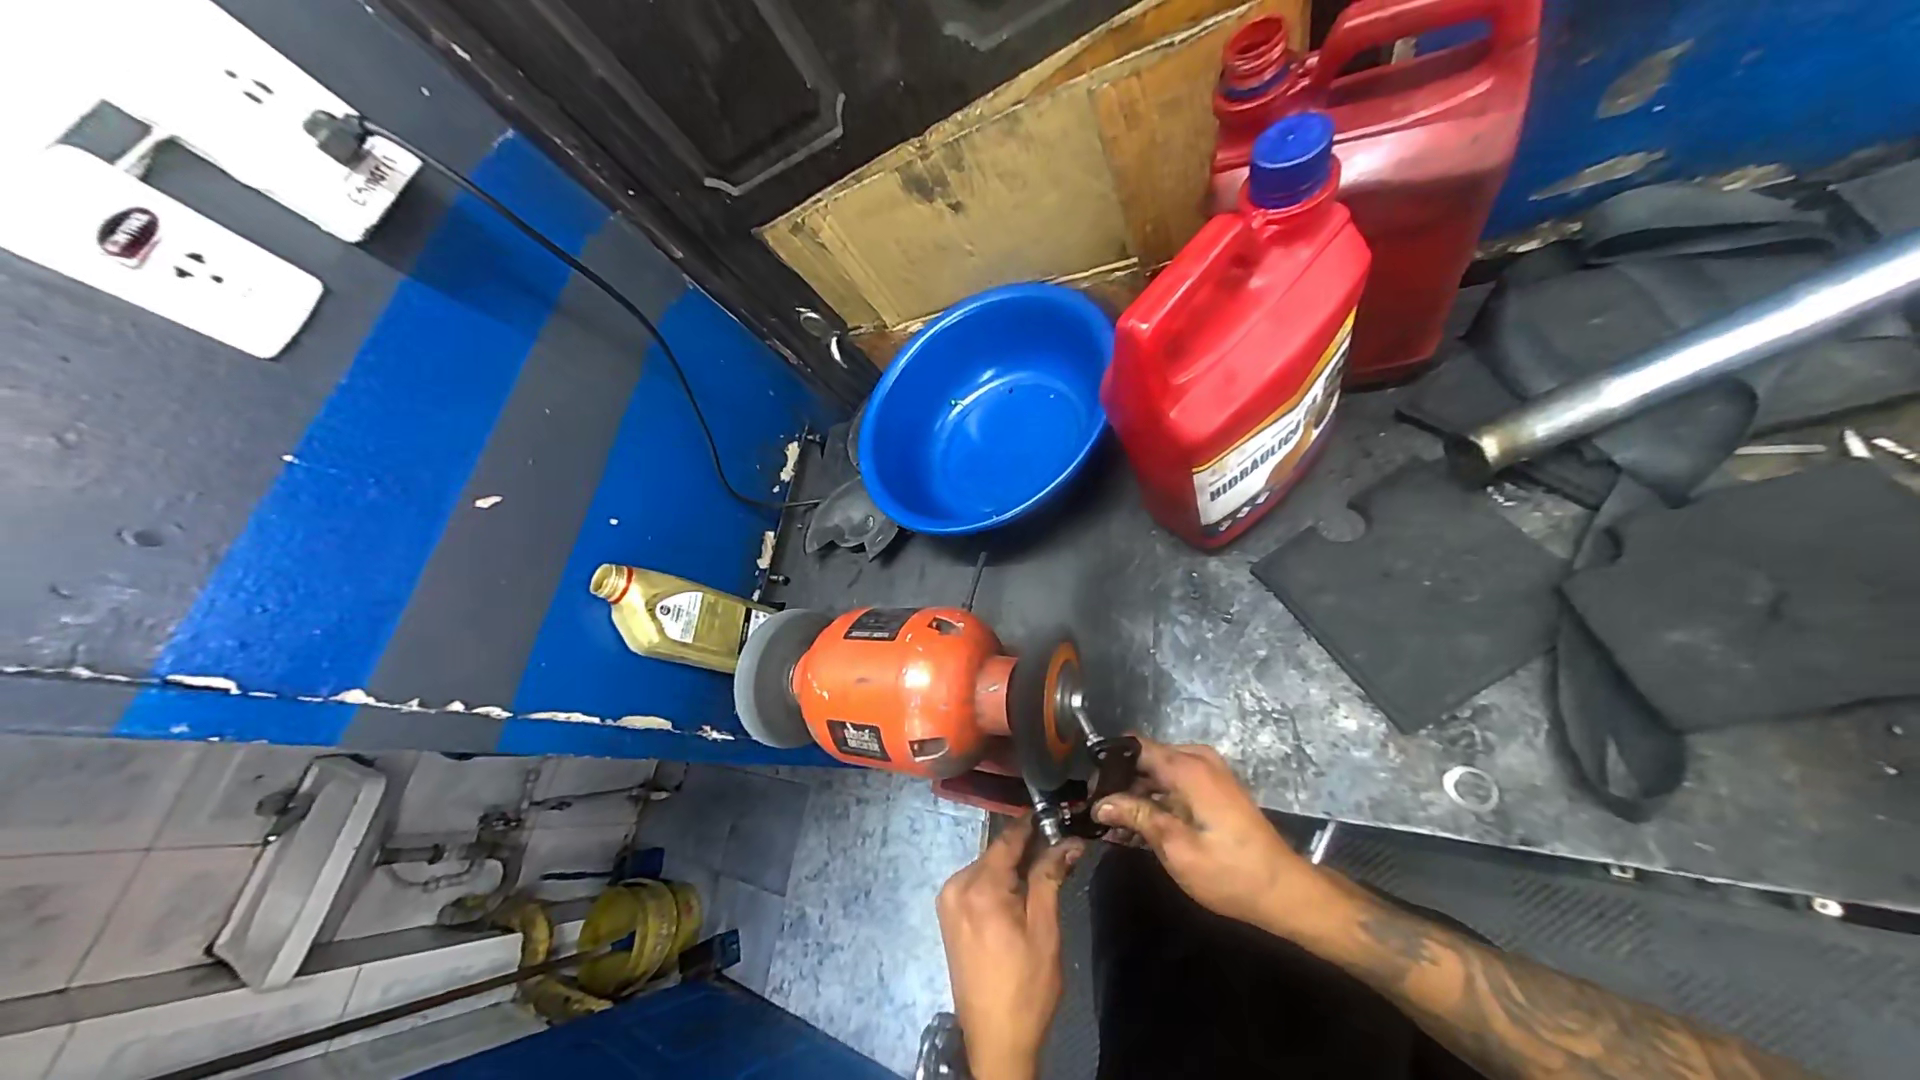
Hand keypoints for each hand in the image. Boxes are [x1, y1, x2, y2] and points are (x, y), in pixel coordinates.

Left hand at [936, 816, 1084, 1079]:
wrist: (995, 1040)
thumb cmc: (1026, 987)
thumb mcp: (1045, 930)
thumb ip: (1050, 878)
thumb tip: (1068, 841)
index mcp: (979, 886)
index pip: (1008, 839)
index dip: (1032, 825)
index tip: (1055, 814)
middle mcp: (956, 885)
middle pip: (996, 853)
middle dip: (1026, 849)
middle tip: (1057, 846)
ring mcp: (948, 900)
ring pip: (987, 867)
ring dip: (1012, 867)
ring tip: (1043, 872)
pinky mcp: (948, 915)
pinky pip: (975, 884)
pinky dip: (997, 882)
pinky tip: (1017, 894)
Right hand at [1094, 738, 1335, 935]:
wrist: (1285, 892)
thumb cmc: (1230, 872)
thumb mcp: (1176, 847)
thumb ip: (1137, 817)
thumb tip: (1100, 803)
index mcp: (1188, 767)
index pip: (1135, 747)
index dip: (1109, 766)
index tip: (1091, 791)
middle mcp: (1198, 760)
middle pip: (1145, 760)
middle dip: (1120, 785)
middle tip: (1100, 815)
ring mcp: (1209, 773)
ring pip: (1158, 773)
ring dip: (1137, 797)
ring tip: (1115, 827)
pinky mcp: (1214, 789)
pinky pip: (1174, 784)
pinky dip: (1156, 801)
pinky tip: (1140, 829)